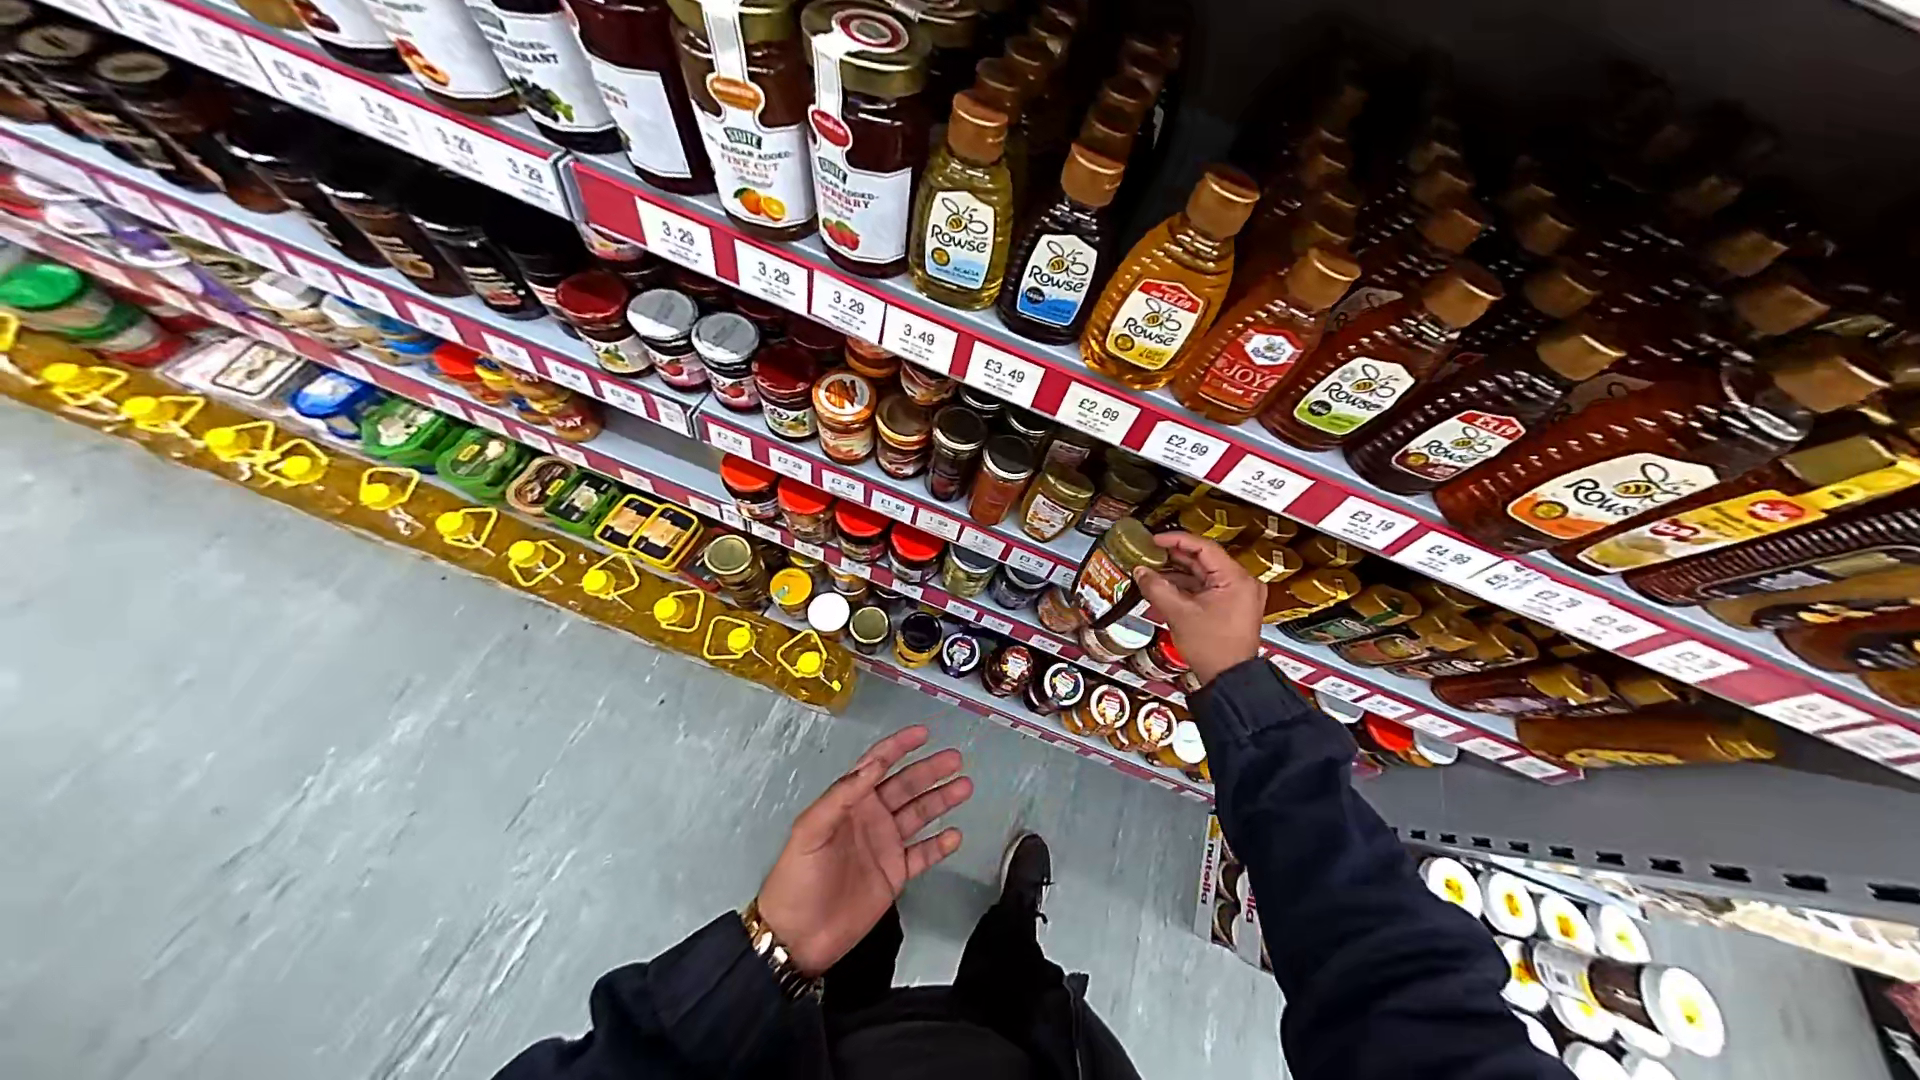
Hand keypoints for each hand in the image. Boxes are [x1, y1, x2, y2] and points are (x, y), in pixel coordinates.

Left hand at [756, 726, 971, 975]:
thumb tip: (874, 764)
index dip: (899, 747)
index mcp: (850, 802)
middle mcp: (871, 817)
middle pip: (906, 786)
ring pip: (920, 815)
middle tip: (955, 758)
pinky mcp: (895, 875)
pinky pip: (923, 854)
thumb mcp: (810, 830)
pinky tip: (955, 835)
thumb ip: (842, 795)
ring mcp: (885, 845)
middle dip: (930, 770)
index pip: (877, 765)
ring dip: (941, 799)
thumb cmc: (798, 878)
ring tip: (964, 786)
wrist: (797, 937)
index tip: (923, 733)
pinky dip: (940, 845)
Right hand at [1133, 531, 1265, 685]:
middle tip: (1151, 553)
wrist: (1229, 678)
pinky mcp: (1232, 606)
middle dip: (1174, 557)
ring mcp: (1238, 595)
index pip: (1203, 547)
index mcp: (1235, 579)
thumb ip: (1156, 588)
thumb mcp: (1178, 613)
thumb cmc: (1215, 649)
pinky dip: (1186, 586)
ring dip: (1178, 572)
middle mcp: (1242, 583)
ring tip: (1153, 570)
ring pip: (1203, 574)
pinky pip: (1206, 587)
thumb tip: (1141, 572)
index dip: (1176, 540)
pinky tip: (1166, 587)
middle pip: (1203, 559)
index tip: (1157, 539)